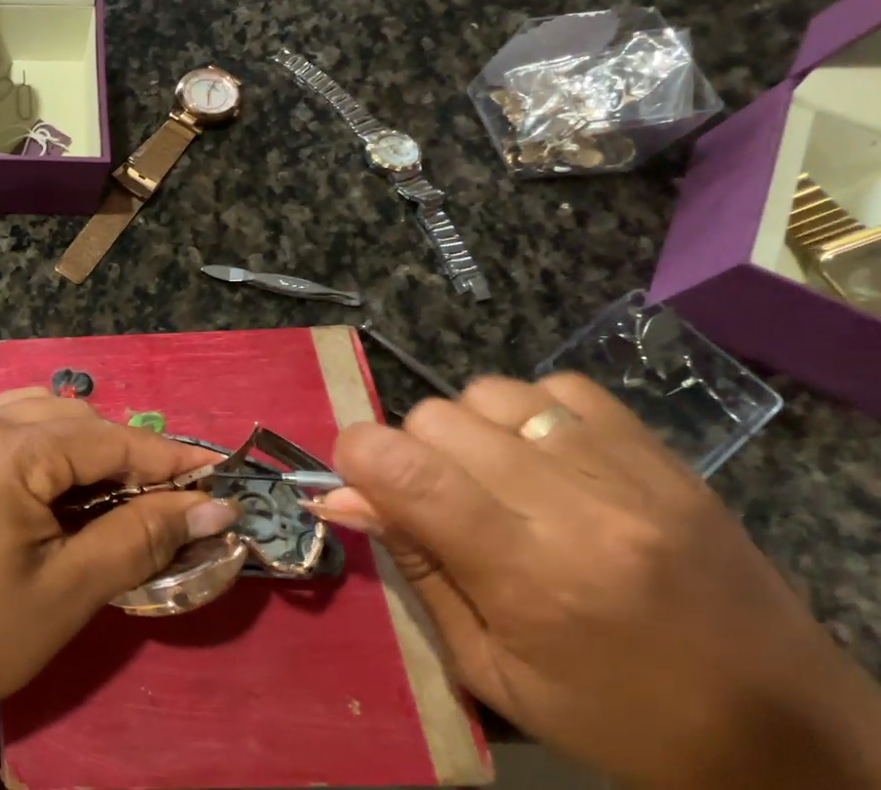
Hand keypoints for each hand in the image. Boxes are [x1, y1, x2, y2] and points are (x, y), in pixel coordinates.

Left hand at [0, 387, 235, 789]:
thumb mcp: (71, 589)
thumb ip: (142, 535)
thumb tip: (212, 506)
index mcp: (1, 449)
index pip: (104, 440)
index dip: (167, 460)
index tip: (220, 475)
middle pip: (70, 419)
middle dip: (125, 454)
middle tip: (175, 496)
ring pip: (36, 417)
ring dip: (85, 447)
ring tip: (125, 494)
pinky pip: (3, 430)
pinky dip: (43, 449)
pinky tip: (65, 488)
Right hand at [308, 373, 880, 789]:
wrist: (786, 737)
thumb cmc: (617, 721)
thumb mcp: (491, 669)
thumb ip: (415, 569)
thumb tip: (340, 497)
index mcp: (530, 576)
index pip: (405, 468)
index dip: (356, 459)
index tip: (357, 487)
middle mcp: (579, 508)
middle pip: (437, 419)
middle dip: (412, 453)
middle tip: (436, 503)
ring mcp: (631, 474)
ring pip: (490, 392)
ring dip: (468, 429)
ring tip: (491, 479)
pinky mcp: (667, 458)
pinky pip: (561, 388)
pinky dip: (529, 412)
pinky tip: (540, 458)